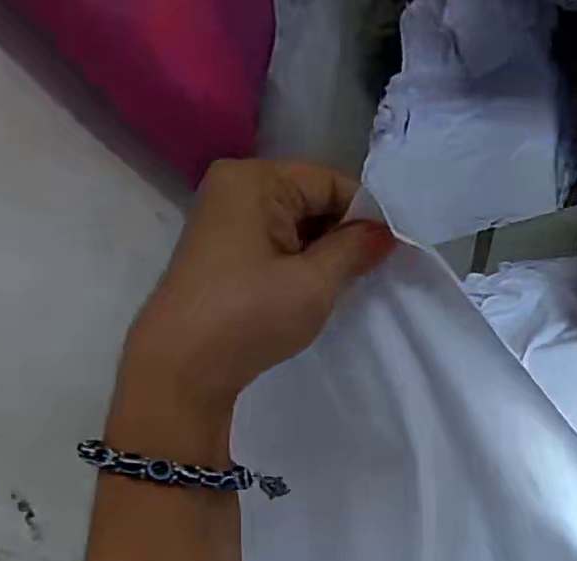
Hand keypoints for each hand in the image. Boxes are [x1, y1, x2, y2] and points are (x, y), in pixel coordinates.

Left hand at [107, 159, 396, 460]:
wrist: (184, 364)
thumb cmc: (250, 316)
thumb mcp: (314, 282)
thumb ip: (354, 250)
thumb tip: (386, 232)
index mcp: (255, 179)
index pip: (329, 181)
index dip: (365, 213)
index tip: (392, 251)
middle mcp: (236, 187)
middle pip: (311, 198)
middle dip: (344, 233)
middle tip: (371, 273)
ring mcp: (226, 219)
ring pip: (296, 224)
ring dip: (324, 252)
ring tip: (343, 286)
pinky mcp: (224, 251)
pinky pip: (278, 243)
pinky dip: (302, 262)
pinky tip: (314, 291)